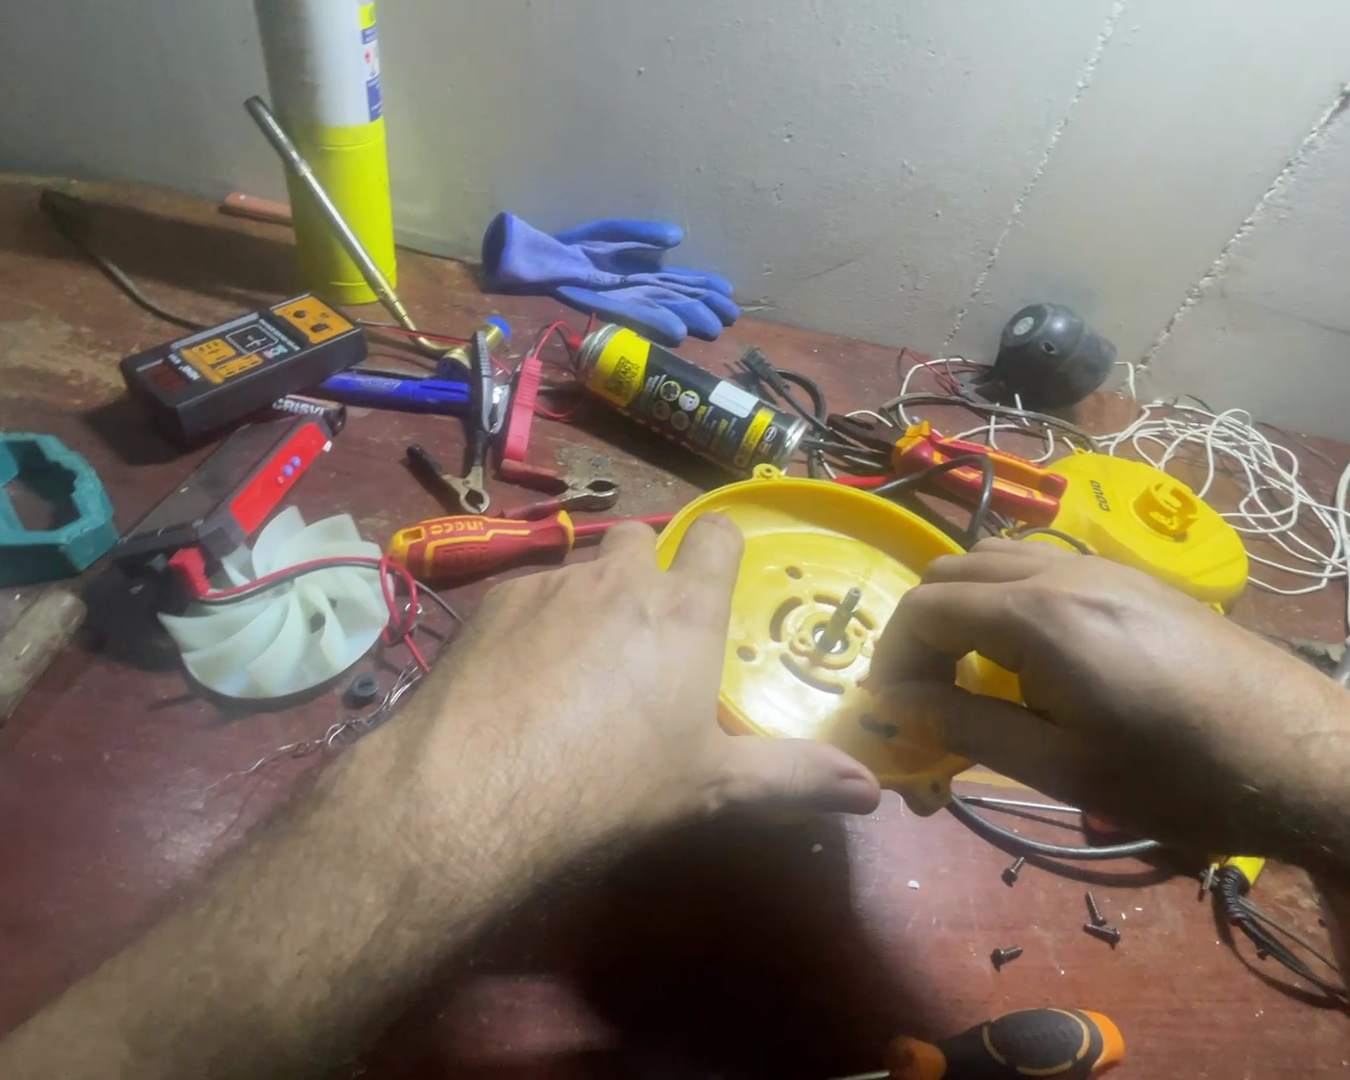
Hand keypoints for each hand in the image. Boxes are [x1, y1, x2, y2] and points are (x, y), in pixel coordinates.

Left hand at [405, 514, 879, 859]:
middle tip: (642, 632)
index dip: (722, 545)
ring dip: (591, 597)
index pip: (717, 535)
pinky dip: (536, 620)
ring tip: (575, 664)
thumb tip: (872, 791)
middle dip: (649, 567)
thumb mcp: (713, 789)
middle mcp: (620, 579)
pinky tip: (519, 677)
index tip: (717, 573)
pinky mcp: (495, 600)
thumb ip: (795, 780)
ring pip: (583, 567)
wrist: (477, 793)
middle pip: (643, 536)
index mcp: (683, 611)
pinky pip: (529, 593)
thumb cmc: (614, 784)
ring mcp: (552, 583)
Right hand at [867, 539, 1349, 856]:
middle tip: (924, 692)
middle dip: (918, 629)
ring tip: (970, 671)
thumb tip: (895, 702)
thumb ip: (964, 724)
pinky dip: (1002, 598)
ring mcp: (1101, 565)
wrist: (1326, 764)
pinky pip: (1036, 566)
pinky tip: (1028, 652)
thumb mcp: (1062, 768)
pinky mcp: (1132, 576)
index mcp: (1039, 615)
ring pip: (991, 560)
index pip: (924, 609)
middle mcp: (1062, 569)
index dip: (891, 657)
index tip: (891, 709)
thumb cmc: (1186, 779)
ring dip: (960, 607)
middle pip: (949, 572)